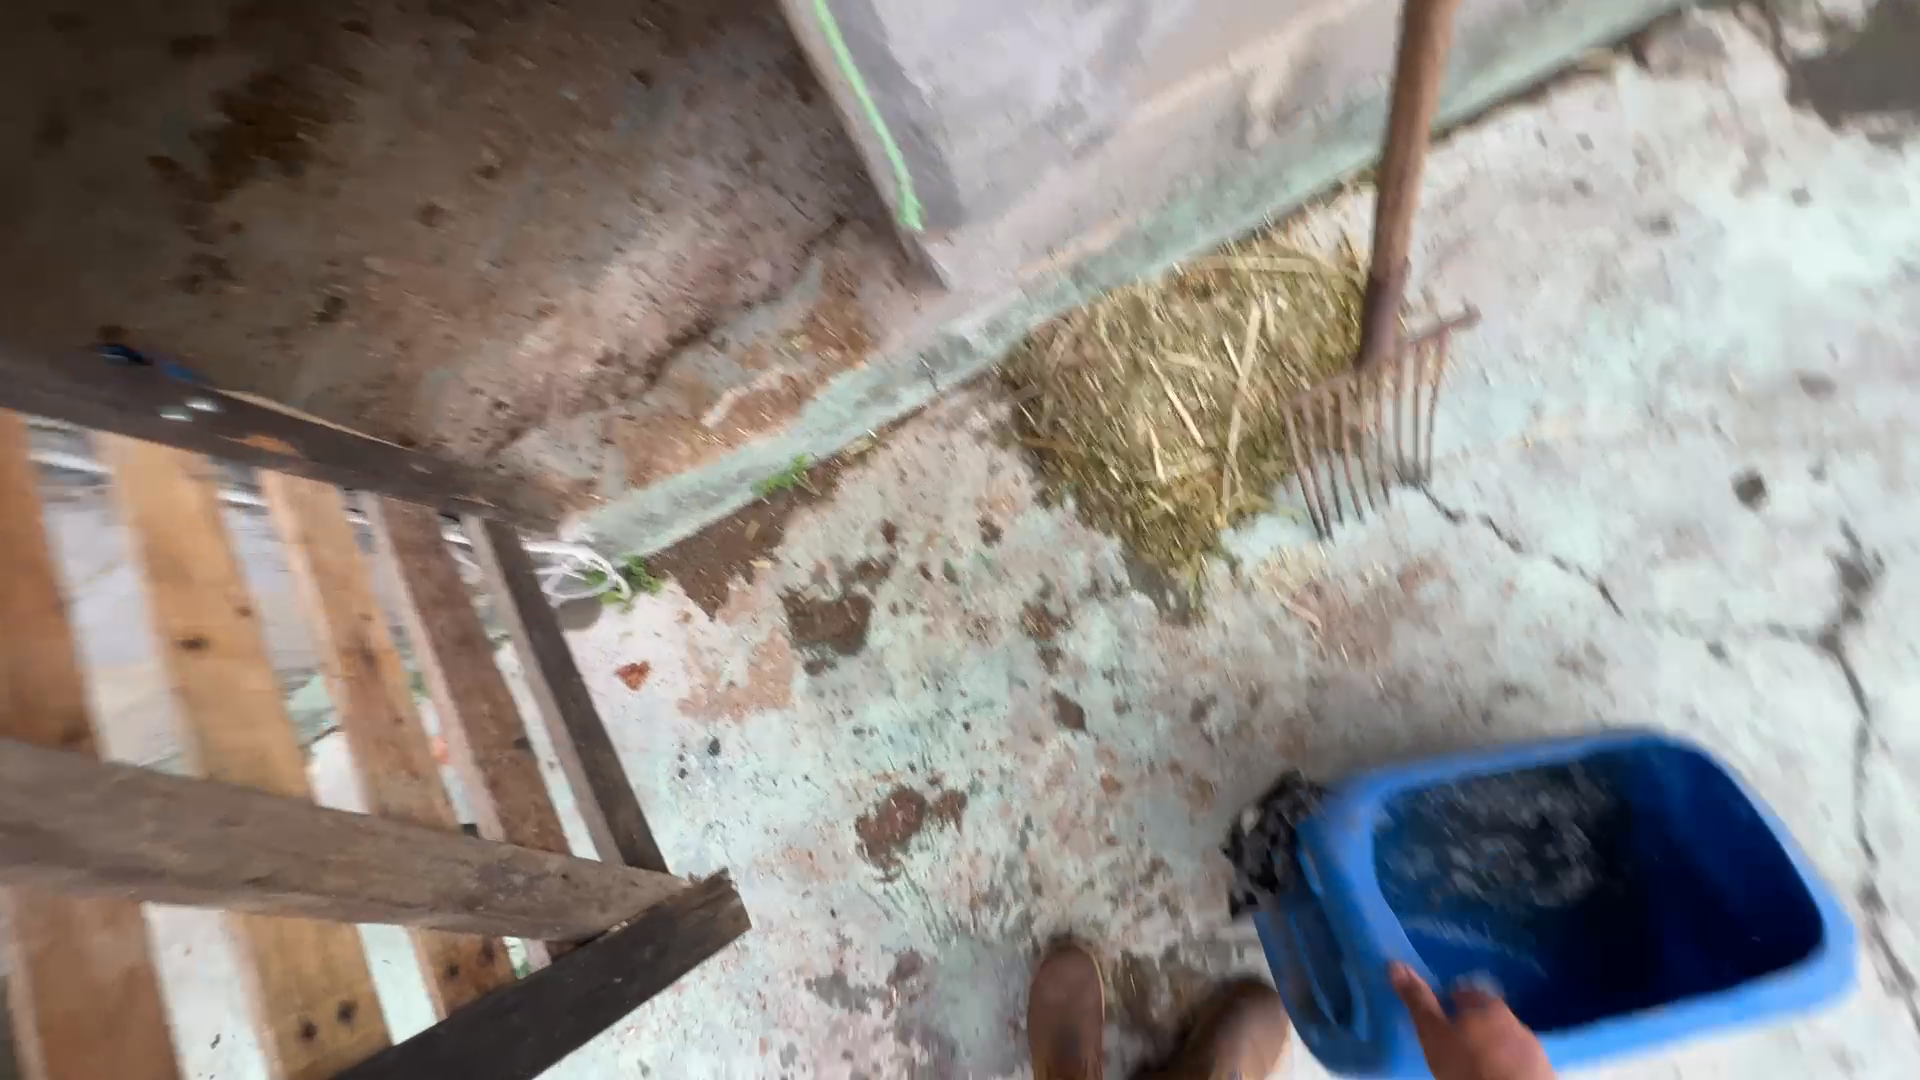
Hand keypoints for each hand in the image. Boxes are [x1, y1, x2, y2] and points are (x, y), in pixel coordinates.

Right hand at [1389, 963, 1554, 1079]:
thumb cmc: (1468, 1068)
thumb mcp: (1433, 1034)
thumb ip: (1417, 1000)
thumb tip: (1394, 964)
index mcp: (1487, 1005)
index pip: (1464, 990)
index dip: (1449, 1003)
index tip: (1439, 1021)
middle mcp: (1516, 1021)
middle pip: (1488, 1015)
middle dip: (1473, 1025)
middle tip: (1454, 1044)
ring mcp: (1537, 1051)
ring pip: (1507, 1040)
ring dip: (1494, 1047)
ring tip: (1476, 1065)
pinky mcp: (1548, 1076)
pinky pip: (1523, 1064)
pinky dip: (1511, 1067)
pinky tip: (1496, 1076)